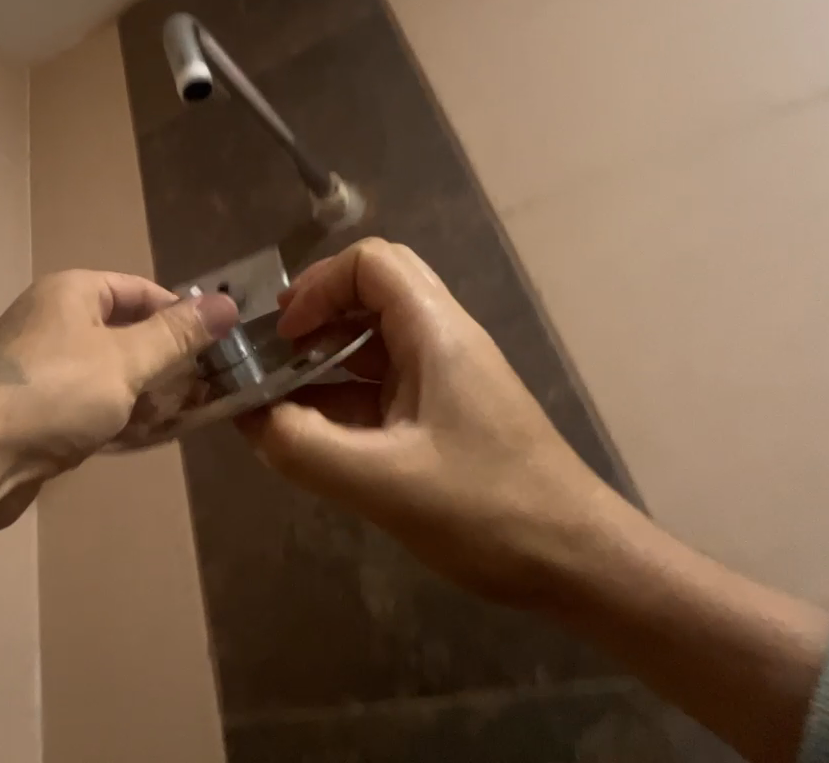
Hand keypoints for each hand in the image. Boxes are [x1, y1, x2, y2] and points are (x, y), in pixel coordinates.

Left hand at [0, 270, 238, 526]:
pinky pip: (86, 403)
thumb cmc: (53, 392)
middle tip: (206, 389)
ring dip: (142, 394)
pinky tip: (142, 438)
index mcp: (71, 293)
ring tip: (182, 417)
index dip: (179, 314)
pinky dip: (114, 416)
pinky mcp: (34, 408)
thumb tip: (226, 302)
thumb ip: (175, 336)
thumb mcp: (124, 361)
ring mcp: (40, 366)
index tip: (216, 345)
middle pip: (123, 332)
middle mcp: (52, 321)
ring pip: (107, 372)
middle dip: (164, 361)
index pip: (138, 290)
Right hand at [239, 238, 627, 606]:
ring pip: (373, 334)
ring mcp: (444, 376)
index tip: (286, 336)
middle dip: (315, 309)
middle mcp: (442, 340)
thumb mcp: (382, 483)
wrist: (583, 566)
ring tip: (279, 392)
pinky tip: (311, 429)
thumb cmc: (490, 512)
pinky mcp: (442, 411)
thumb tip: (245, 417)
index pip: (371, 262)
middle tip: (276, 348)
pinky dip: (339, 391)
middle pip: (372, 287)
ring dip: (322, 353)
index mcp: (437, 334)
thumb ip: (302, 447)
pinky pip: (380, 379)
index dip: (318, 286)